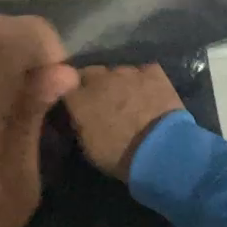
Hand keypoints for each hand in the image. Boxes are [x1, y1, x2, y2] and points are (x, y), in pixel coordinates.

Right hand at [63, 64, 184, 180]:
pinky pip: (144, 72)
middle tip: (103, 102)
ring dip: (120, 83)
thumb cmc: (120, 155)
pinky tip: (151, 95)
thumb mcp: (88, 146)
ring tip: (130, 100)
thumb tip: (79, 117)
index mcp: (78, 98)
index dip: (73, 96)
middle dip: (94, 85)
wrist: (160, 148)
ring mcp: (127, 71)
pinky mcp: (152, 71)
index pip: (66, 87)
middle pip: (90, 73)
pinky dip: (145, 81)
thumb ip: (80, 124)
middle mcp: (99, 78)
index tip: (78, 106)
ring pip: (118, 72)